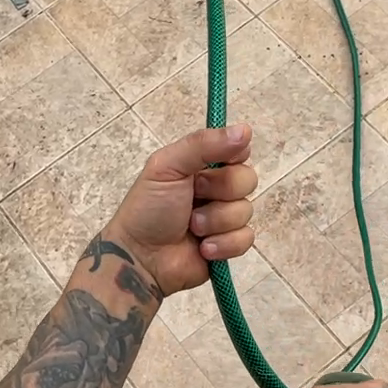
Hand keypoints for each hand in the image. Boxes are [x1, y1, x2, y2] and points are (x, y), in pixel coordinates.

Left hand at [104, 124, 257, 296]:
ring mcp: (223, 218)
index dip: (233, 157)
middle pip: (247, 180)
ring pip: (246, 210)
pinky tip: (202, 248)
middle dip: (220, 192)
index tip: (213, 165)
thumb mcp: (167, 167)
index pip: (238, 150)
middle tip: (193, 198)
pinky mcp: (228, 245)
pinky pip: (246, 238)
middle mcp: (216, 189)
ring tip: (191, 228)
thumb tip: (245, 130)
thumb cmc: (148, 209)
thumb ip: (203, 144)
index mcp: (201, 165)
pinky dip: (224, 244)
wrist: (141, 258)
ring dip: (216, 221)